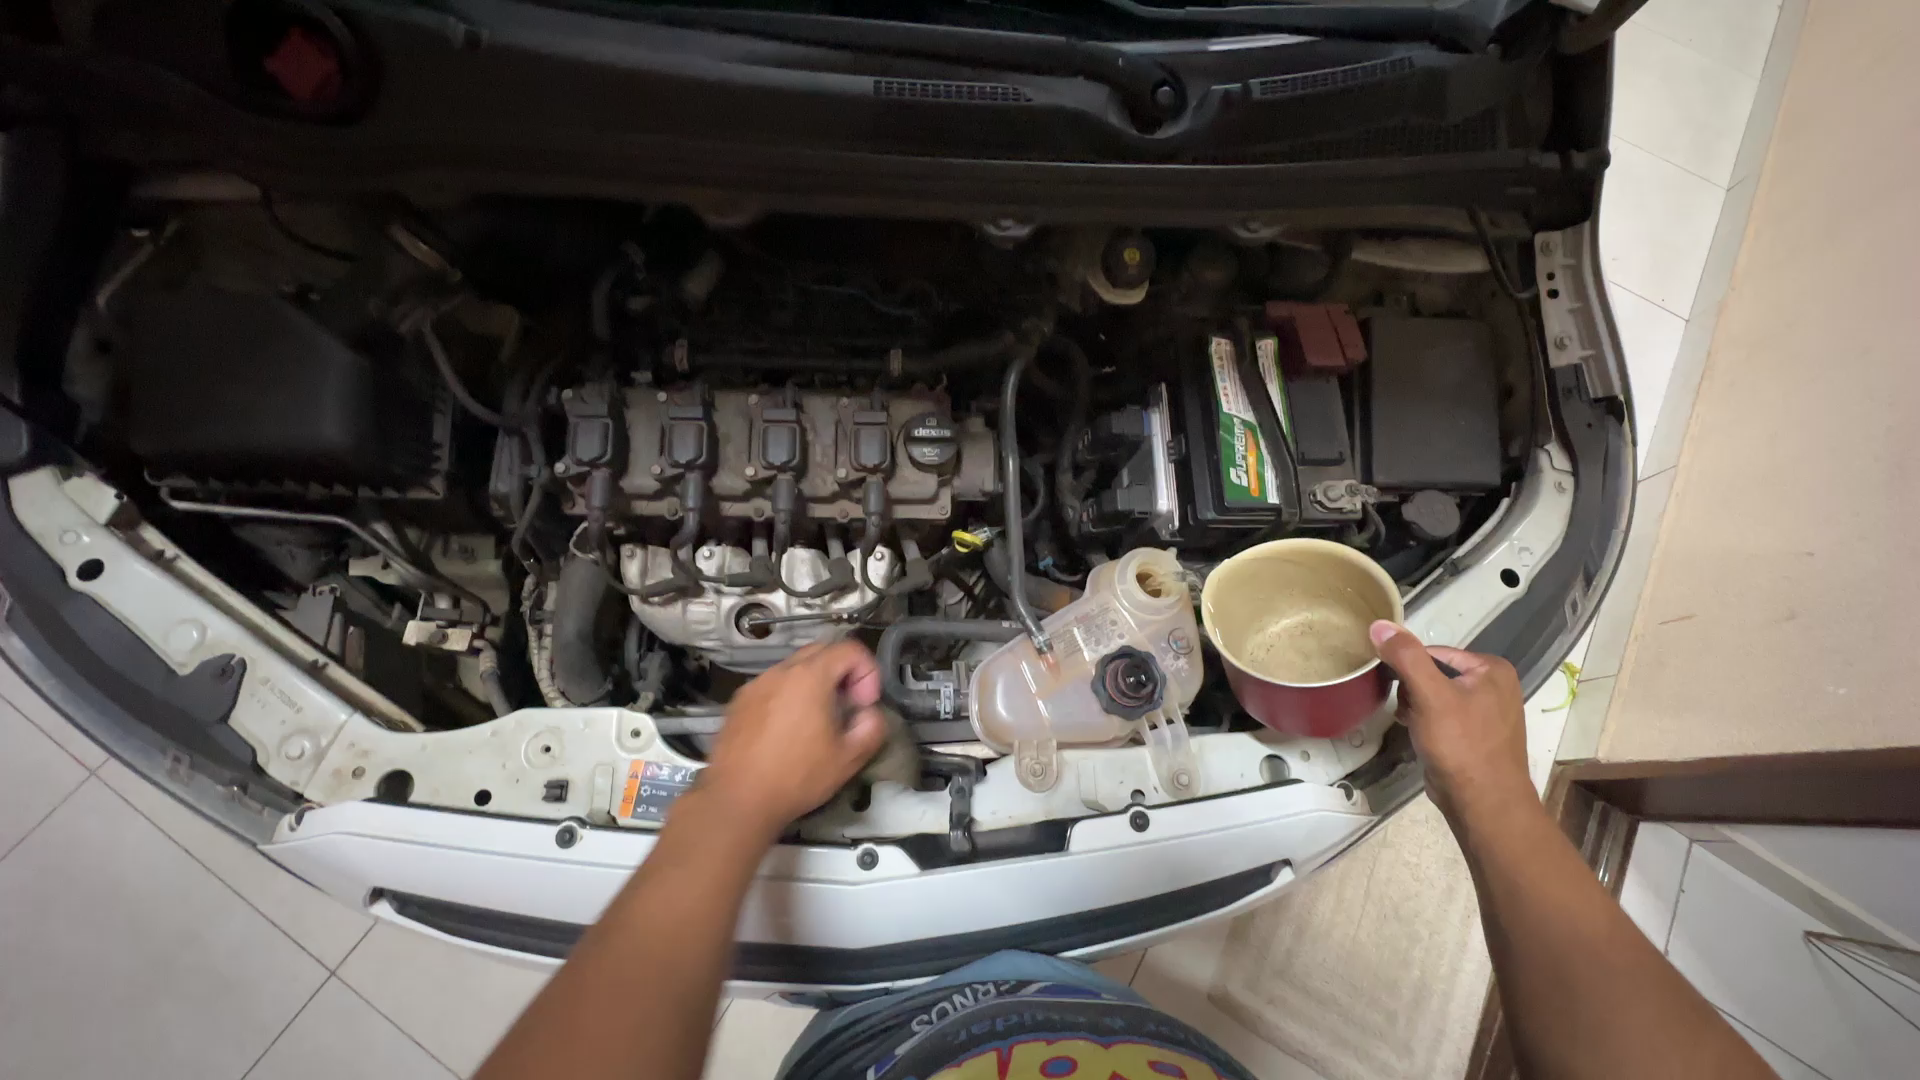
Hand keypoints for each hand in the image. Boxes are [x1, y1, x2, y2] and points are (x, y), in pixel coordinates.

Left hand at [701, 640, 888, 839]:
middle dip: (843, 673)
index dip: (867, 672)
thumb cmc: (796, 777)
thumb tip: (869, 713)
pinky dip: (789, 696)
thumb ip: (872, 727)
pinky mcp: (738, 702)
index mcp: (810, 676)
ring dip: (815, 684)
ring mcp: (755, 684)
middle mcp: (781, 671)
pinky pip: (772, 685)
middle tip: (847, 706)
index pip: (849, 649)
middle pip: (821, 651)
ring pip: (794, 668)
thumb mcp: (849, 758)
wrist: (736, 800)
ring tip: (817, 721)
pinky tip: (787, 731)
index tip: (864, 704)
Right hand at [1368, 621, 1535, 824]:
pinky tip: (1417, 734)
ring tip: (1410, 723)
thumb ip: (1406, 657)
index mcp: (1492, 669)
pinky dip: (1424, 721)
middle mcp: (1495, 686)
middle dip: (1411, 690)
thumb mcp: (1429, 694)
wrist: (1482, 801)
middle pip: (1432, 672)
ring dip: (1414, 706)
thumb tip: (1379, 624)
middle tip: (1407, 710)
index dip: (1408, 668)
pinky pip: (1441, 714)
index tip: (1396, 688)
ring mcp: (1487, 711)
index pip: (1433, 652)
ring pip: (1433, 694)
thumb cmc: (1460, 743)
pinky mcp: (1475, 734)